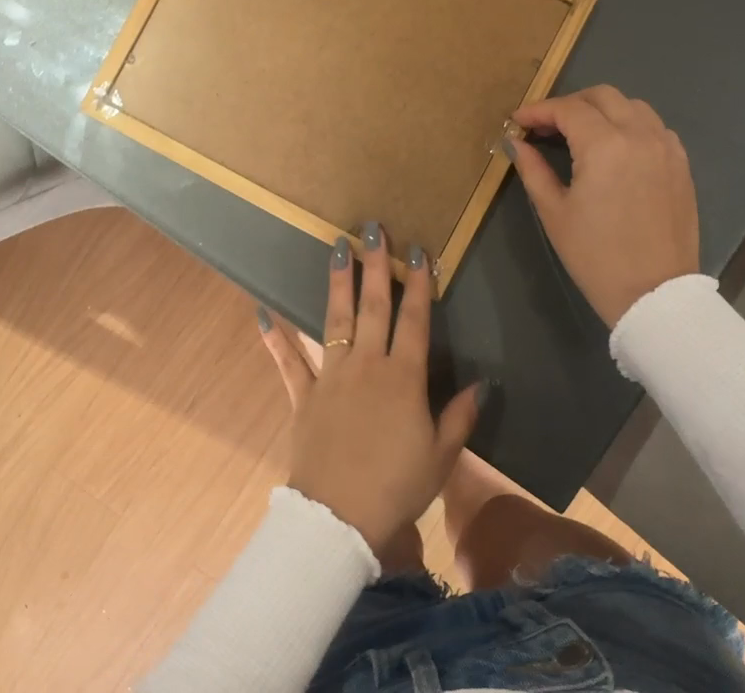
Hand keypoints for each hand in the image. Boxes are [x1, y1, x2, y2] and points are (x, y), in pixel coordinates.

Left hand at [259, 226, 482, 556]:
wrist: (341, 516)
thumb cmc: (398, 486)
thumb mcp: (441, 456)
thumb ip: (460, 416)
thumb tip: (482, 383)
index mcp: (404, 378)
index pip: (415, 320)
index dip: (420, 284)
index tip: (419, 250)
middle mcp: (367, 366)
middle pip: (374, 307)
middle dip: (375, 265)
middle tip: (372, 228)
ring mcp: (331, 377)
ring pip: (335, 321)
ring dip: (336, 283)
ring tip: (335, 247)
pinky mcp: (303, 396)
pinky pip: (288, 362)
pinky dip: (276, 338)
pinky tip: (262, 313)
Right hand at [507, 85, 699, 327]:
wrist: (653, 293)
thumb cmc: (594, 255)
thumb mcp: (553, 211)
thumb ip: (533, 169)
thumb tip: (516, 143)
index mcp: (605, 146)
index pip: (568, 109)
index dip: (538, 111)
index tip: (517, 122)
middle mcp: (640, 135)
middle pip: (602, 96)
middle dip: (569, 105)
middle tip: (544, 127)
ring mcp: (666, 147)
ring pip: (632, 106)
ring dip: (601, 111)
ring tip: (577, 134)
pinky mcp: (680, 164)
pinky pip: (653, 127)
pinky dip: (628, 125)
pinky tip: (612, 149)